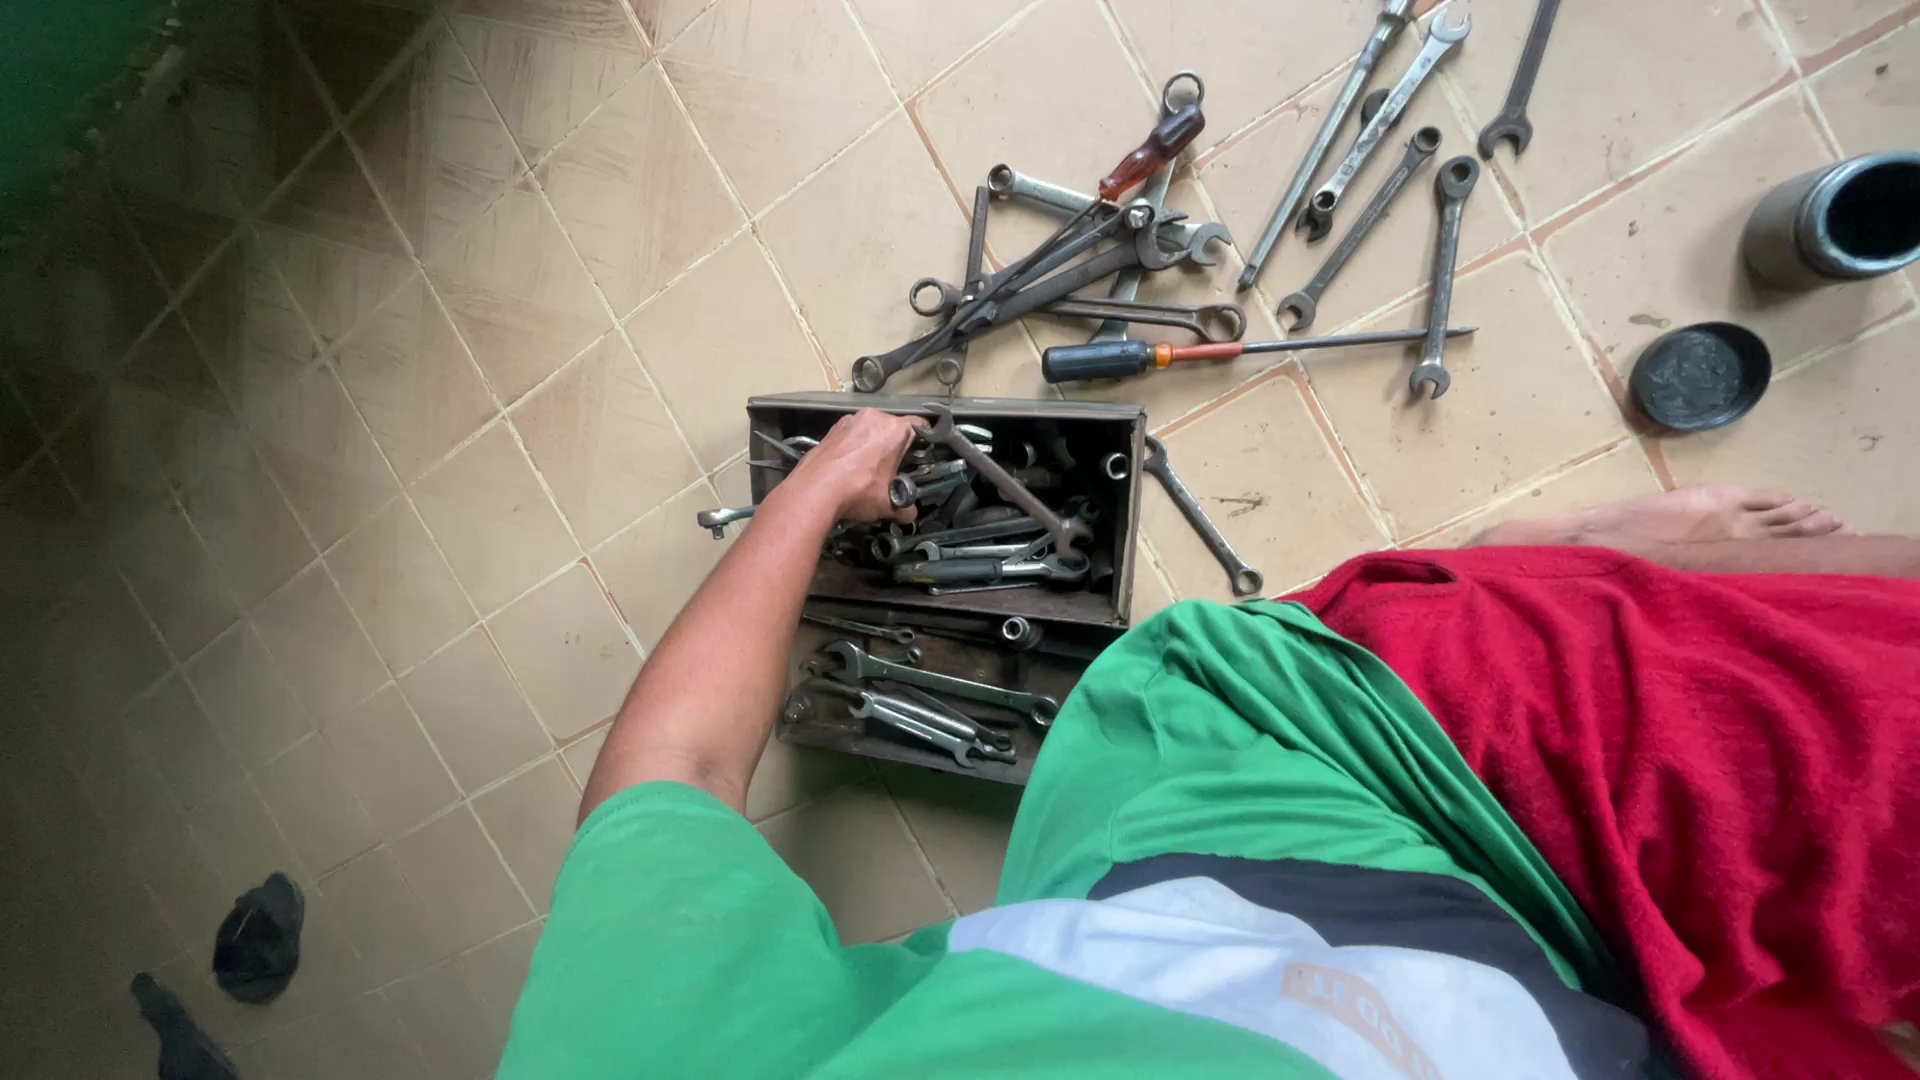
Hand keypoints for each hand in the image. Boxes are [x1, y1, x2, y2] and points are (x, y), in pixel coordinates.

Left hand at [784, 409, 923, 523]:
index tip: (923, 453)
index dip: (926, 438)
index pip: (920, 425)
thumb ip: (905, 508)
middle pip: (893, 427)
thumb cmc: (858, 490)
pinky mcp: (830, 429)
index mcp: (894, 429)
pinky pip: (850, 435)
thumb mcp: (888, 504)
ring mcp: (849, 420)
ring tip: (868, 468)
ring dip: (872, 444)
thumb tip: (910, 516)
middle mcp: (873, 417)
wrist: (814, 490)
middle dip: (894, 445)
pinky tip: (848, 467)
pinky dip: (853, 447)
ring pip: (869, 429)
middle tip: (893, 467)